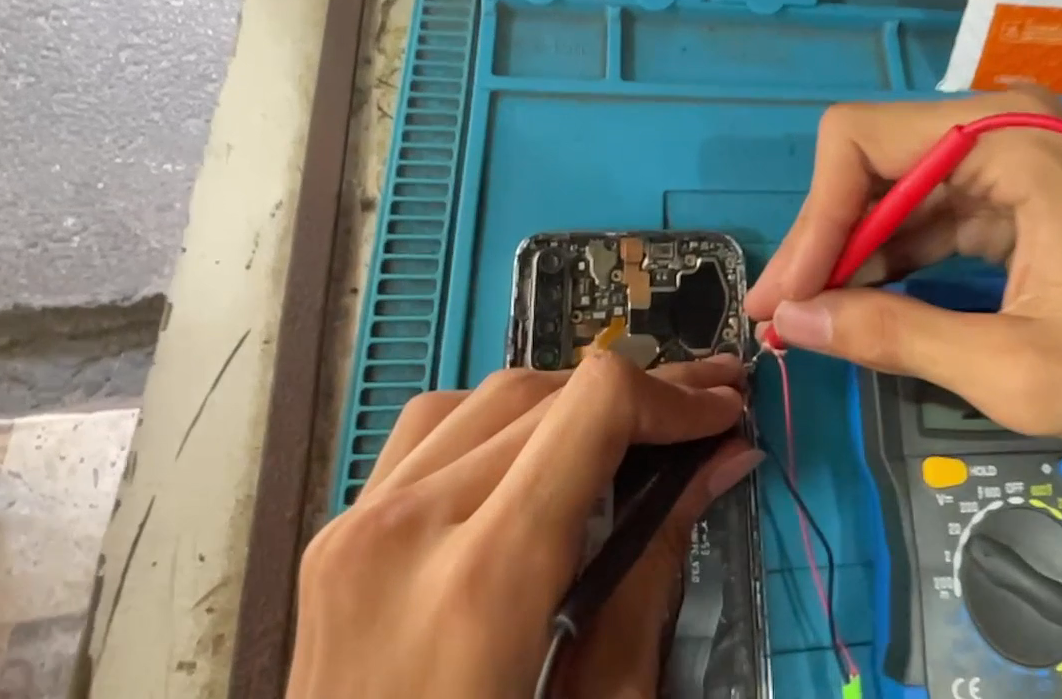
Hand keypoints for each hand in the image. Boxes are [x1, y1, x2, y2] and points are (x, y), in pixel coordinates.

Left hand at [287, 354, 763, 698]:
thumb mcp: (606, 697)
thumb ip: (658, 562)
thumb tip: (724, 458)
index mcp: (485, 581)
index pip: (592, 410)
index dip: (673, 395)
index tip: (722, 411)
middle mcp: (408, 527)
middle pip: (547, 394)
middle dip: (639, 393)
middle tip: (702, 409)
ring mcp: (358, 524)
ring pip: (489, 397)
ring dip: (570, 402)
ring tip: (628, 431)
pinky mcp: (338, 532)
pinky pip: (431, 428)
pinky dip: (499, 420)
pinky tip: (534, 452)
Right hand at [747, 89, 1061, 468]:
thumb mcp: (1010, 368)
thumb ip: (889, 334)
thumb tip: (791, 319)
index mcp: (1009, 142)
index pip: (860, 143)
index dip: (812, 221)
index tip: (785, 299)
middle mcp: (1010, 125)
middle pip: (876, 159)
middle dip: (829, 238)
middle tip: (789, 315)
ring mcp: (1024, 155)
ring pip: (904, 187)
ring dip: (859, 250)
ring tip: (819, 317)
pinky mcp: (1033, 190)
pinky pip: (943, 209)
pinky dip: (903, 255)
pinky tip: (873, 300)